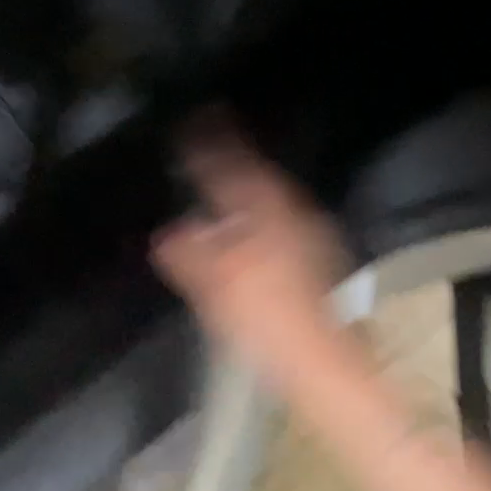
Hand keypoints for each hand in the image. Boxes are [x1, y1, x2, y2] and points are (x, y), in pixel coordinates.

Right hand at [151, 119, 349, 373]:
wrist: (323, 367)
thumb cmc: (265, 317)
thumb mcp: (211, 282)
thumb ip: (185, 250)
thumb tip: (167, 233)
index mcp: (267, 213)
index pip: (231, 168)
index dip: (209, 146)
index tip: (193, 122)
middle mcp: (293, 218)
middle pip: (257, 179)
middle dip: (232, 163)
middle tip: (208, 146)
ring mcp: (310, 241)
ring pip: (269, 203)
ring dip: (245, 192)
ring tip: (220, 186)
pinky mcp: (315, 264)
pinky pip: (278, 224)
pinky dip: (256, 218)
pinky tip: (243, 234)